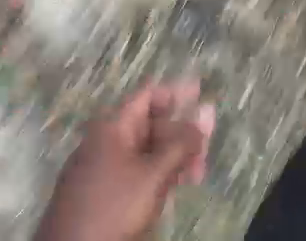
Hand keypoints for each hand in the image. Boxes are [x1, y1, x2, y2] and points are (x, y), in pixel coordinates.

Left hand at [35, 83, 216, 240]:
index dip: (178, 96)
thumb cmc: (113, 209)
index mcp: (111, 129)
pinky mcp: (97, 195)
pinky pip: (133, 172)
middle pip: (150, 124)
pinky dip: (156, 176)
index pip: (149, 95)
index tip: (204, 106)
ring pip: (144, 152)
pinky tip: (170, 190)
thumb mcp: (155, 174)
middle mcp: (102, 143)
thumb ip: (183, 142)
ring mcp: (97, 170)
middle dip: (181, 135)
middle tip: (203, 154)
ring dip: (172, 158)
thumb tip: (207, 110)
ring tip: (194, 176)